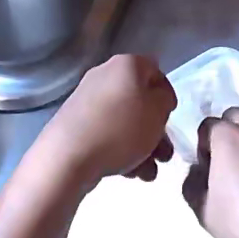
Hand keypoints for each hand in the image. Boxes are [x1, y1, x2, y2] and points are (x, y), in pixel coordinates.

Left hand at [31, 54, 175, 194]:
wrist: (69, 155)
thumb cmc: (122, 127)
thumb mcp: (158, 111)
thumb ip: (164, 99)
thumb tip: (155, 97)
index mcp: (126, 64)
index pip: (155, 72)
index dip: (167, 95)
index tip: (170, 118)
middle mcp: (105, 75)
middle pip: (140, 101)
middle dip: (155, 130)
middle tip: (163, 154)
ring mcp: (87, 100)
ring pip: (125, 122)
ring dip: (142, 147)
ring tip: (148, 173)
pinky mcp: (76, 124)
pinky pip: (107, 133)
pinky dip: (121, 150)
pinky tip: (129, 173)